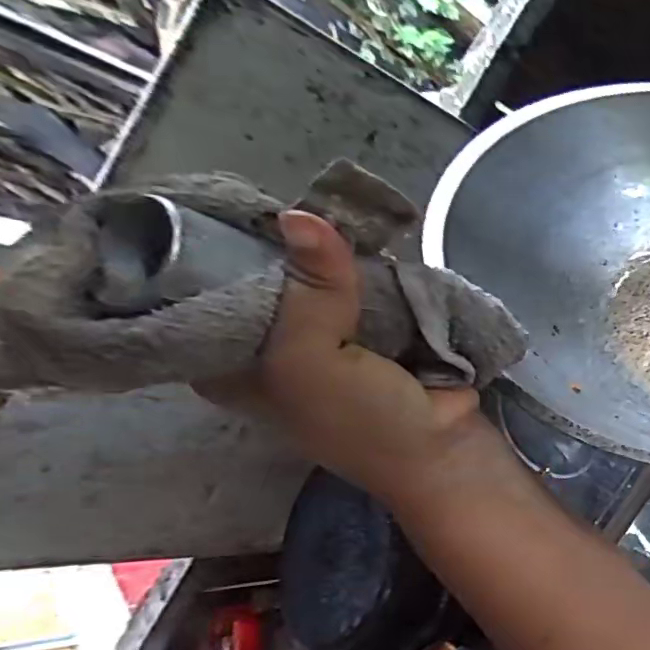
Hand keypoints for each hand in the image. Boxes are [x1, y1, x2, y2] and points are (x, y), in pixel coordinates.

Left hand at [197, 210, 485, 505]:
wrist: (449, 448)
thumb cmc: (363, 421)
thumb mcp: (312, 362)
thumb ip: (309, 292)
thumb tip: (303, 213)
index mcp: (229, 361)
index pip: (201, 293)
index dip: (210, 248)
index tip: (230, 202)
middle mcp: (274, 344)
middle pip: (268, 277)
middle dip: (285, 245)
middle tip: (297, 202)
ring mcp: (333, 337)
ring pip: (323, 278)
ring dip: (340, 255)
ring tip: (342, 212)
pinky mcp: (384, 332)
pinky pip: (372, 287)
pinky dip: (380, 270)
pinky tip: (379, 242)